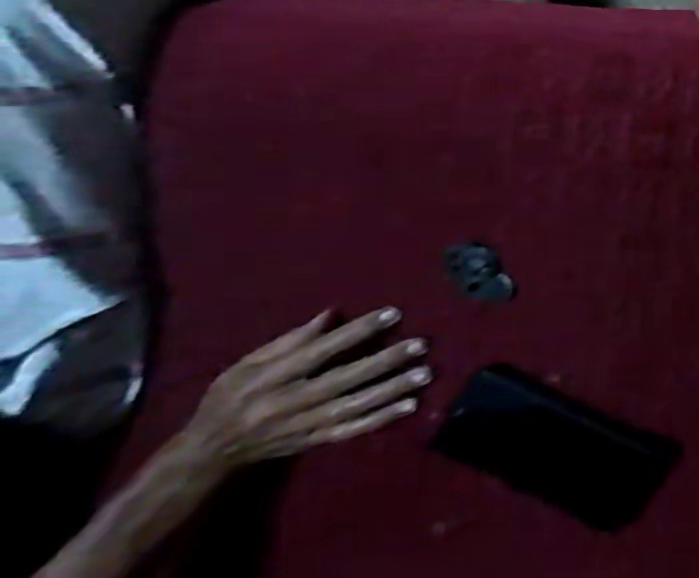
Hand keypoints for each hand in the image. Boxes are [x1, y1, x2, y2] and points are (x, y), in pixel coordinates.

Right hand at [179, 307, 431, 472]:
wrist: (204, 455)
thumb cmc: (229, 398)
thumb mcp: (246, 365)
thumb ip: (291, 340)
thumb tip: (333, 312)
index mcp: (269, 380)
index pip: (318, 352)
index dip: (356, 332)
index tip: (394, 313)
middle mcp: (285, 404)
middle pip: (342, 381)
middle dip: (384, 361)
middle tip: (421, 344)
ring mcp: (299, 427)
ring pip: (352, 408)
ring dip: (391, 390)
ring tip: (426, 373)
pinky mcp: (310, 443)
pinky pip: (350, 431)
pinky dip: (381, 419)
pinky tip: (410, 405)